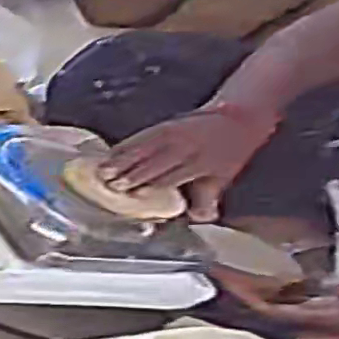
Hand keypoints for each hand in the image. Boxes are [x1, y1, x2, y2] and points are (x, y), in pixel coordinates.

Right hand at [101, 108, 274, 221]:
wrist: (237, 120)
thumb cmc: (225, 156)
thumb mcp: (222, 177)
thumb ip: (207, 200)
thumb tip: (201, 218)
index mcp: (202, 163)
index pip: (171, 178)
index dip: (151, 187)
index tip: (133, 196)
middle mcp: (186, 148)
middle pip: (152, 164)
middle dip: (131, 176)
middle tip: (112, 187)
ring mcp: (171, 135)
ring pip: (141, 150)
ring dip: (119, 162)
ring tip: (102, 174)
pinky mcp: (159, 127)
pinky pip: (135, 140)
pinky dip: (118, 151)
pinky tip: (105, 160)